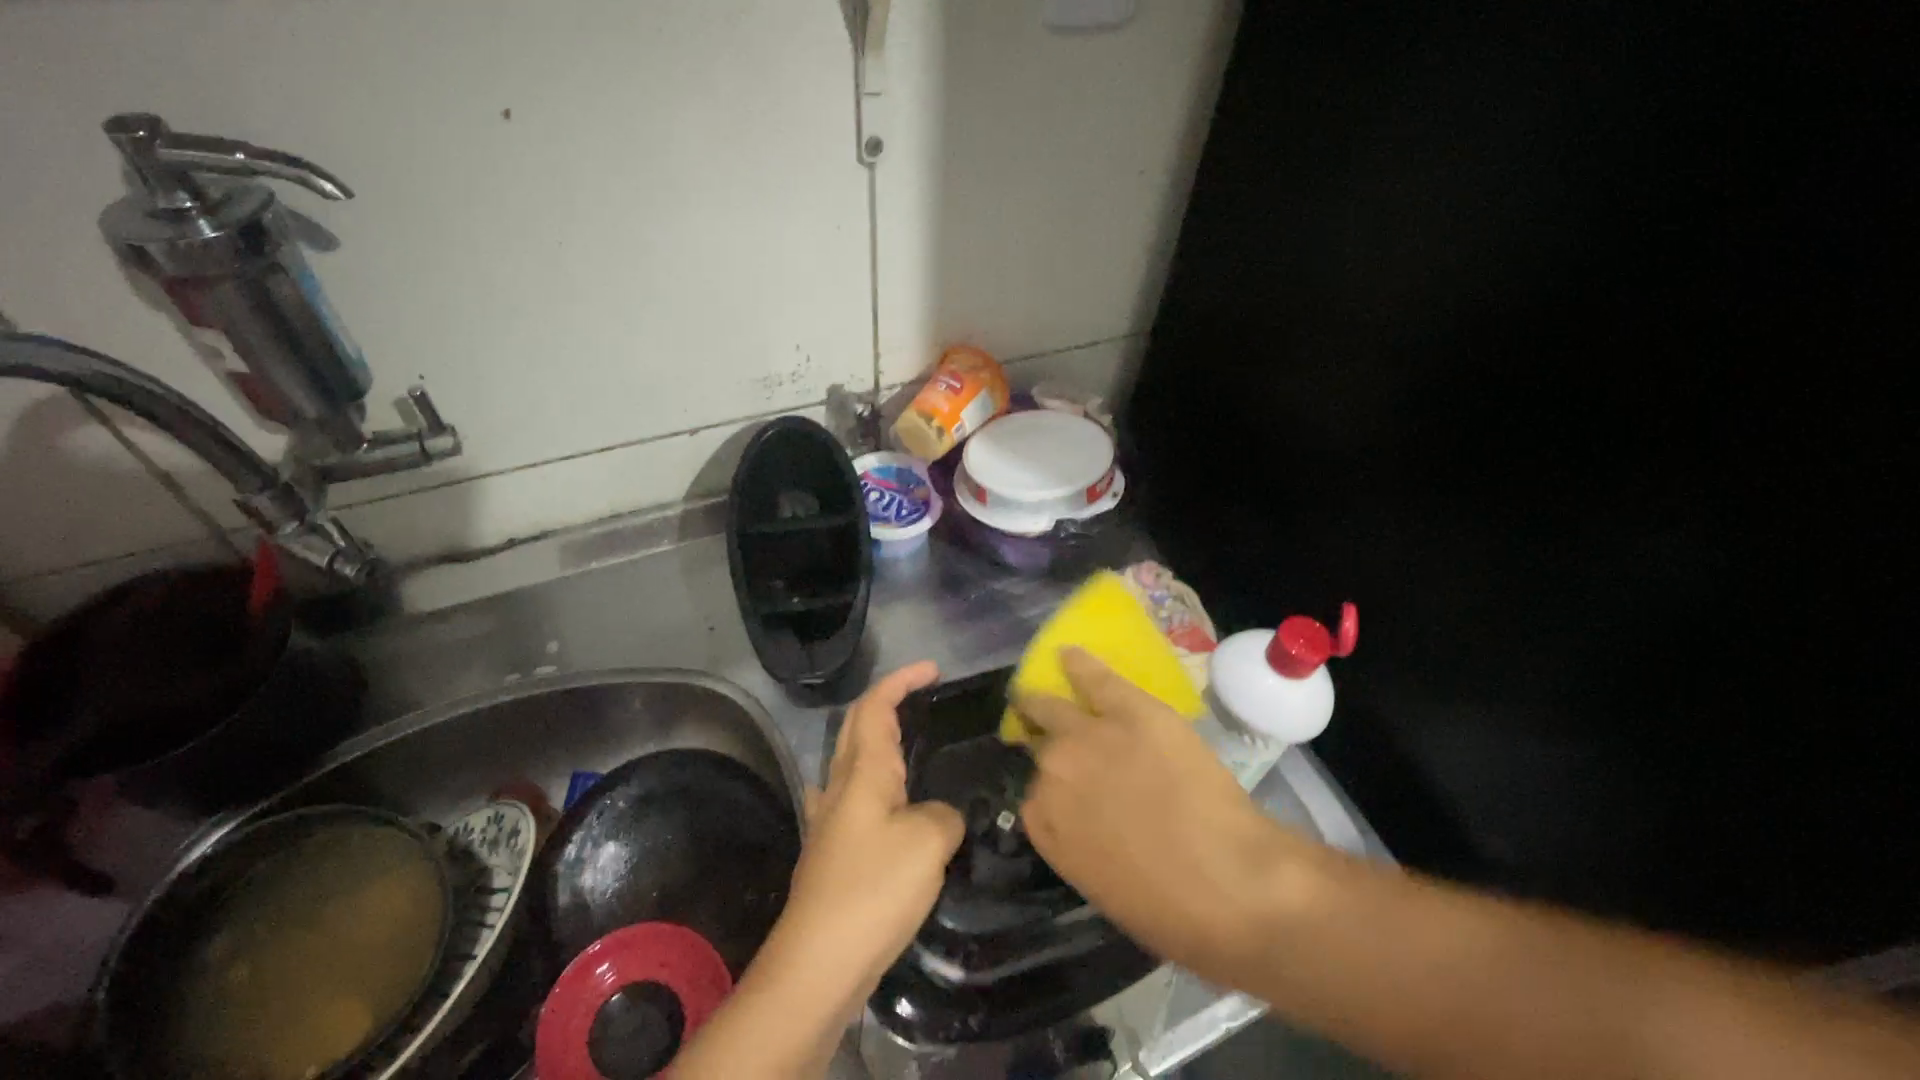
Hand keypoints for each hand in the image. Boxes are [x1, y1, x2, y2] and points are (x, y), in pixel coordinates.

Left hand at [777, 661, 965, 996]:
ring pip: (855, 765)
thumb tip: (942, 815)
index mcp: (861, 773)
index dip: (901, 681)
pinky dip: (880, 788)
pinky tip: (896, 810)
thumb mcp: (927, 842)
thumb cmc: (872, 890)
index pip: (875, 707)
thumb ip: (945, 814)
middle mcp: (840, 789)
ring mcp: (831, 823)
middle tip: (927, 701)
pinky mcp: (835, 855)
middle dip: (888, 704)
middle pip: (857, 729)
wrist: (819, 963)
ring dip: (882, 745)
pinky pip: (858, 802)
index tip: (933, 669)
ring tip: (919, 750)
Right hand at [1016, 648, 1327, 975]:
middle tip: (1054, 747)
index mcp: (1046, 825)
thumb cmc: (1174, 913)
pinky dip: (1082, 666)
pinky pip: (1096, 679)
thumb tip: (1092, 827)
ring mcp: (1089, 737)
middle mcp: (1053, 775)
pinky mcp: (1132, 711)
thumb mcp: (1108, 889)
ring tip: (1039, 698)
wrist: (1232, 884)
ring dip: (1045, 703)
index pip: (1035, 799)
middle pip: (1043, 750)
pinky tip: (1069, 655)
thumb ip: (1084, 848)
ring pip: (1055, 708)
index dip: (1055, 795)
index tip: (1068, 795)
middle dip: (1048, 750)